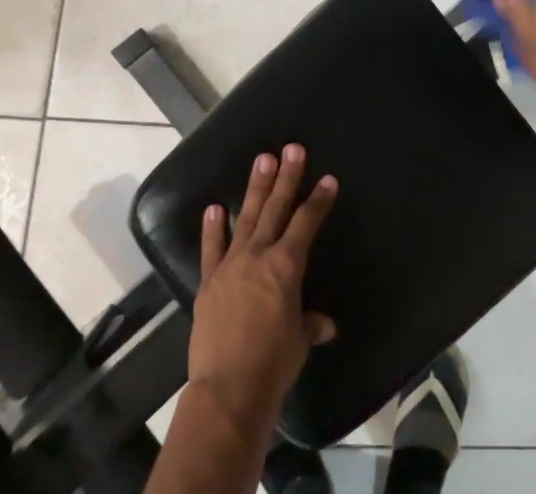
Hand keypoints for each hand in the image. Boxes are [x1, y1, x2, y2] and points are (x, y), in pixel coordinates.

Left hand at [188, 145, 338, 429]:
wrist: (228, 387)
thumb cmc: (274, 363)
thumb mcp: (300, 341)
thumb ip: (309, 324)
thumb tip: (322, 324)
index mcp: (286, 267)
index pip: (307, 224)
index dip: (319, 201)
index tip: (328, 179)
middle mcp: (257, 257)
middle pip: (275, 209)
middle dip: (285, 178)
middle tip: (291, 149)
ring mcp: (229, 266)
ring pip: (246, 219)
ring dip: (255, 189)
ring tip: (261, 160)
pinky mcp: (208, 282)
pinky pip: (211, 249)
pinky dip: (213, 228)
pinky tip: (214, 208)